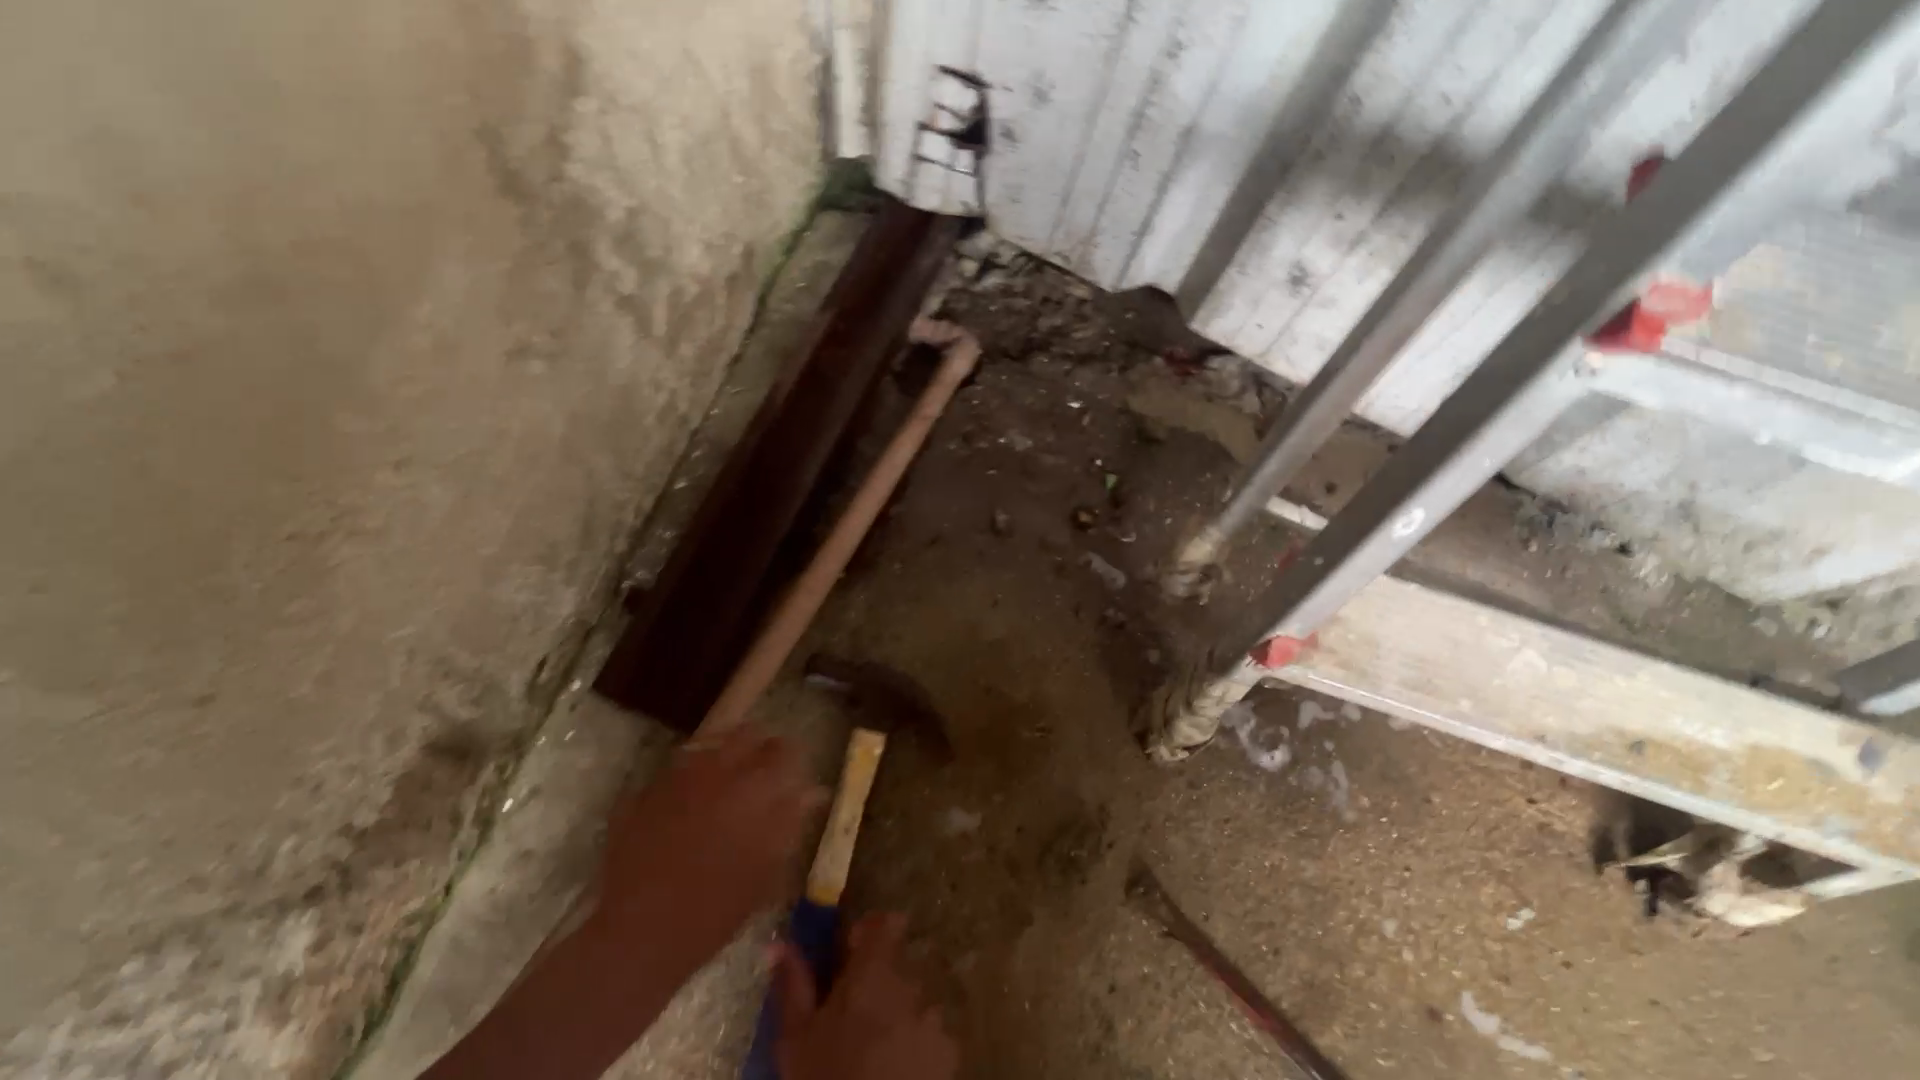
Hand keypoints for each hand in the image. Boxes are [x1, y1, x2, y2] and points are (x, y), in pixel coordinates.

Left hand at [596, 725, 826, 964]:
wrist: (642, 931)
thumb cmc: (718, 909)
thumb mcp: (768, 870)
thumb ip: (792, 821)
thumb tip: (814, 791)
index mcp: (756, 787)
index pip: (786, 749)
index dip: (794, 760)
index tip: (795, 778)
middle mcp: (718, 769)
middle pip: (748, 734)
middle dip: (760, 749)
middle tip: (764, 778)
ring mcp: (677, 775)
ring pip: (711, 742)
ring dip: (725, 755)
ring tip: (728, 785)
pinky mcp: (646, 790)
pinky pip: (678, 765)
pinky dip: (692, 774)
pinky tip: (691, 802)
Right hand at [775, 914, 958, 1079]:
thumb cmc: (824, 1078)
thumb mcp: (796, 1036)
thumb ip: (791, 983)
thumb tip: (776, 944)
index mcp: (873, 972)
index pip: (888, 923)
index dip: (872, 930)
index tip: (852, 949)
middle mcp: (912, 984)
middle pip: (900, 963)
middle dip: (880, 978)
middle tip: (855, 1012)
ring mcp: (934, 1016)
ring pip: (917, 997)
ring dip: (900, 1009)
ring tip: (875, 1043)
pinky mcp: (949, 1049)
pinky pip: (933, 1030)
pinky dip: (917, 1040)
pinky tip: (897, 1065)